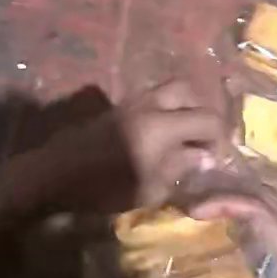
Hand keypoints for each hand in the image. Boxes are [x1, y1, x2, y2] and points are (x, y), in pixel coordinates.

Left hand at [117, 80, 227, 209]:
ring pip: (164, 91)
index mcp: (162, 125)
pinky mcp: (114, 109)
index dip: (219, 138)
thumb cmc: (104, 187)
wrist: (57, 174)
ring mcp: (128, 103)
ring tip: (180, 140)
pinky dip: (160, 112)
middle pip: (185, 89)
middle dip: (200, 111)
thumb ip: (181, 167)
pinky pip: (147, 101)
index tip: (216, 160)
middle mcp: (147, 105)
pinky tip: (156, 139)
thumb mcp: (150, 188)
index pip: (207, 118)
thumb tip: (203, 156)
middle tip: (200, 139)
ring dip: (179, 109)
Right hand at [194, 193, 276, 277]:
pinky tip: (231, 237)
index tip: (194, 212)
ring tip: (206, 212)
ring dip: (241, 202)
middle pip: (267, 199)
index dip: (227, 202)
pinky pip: (276, 226)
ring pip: (273, 209)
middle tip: (193, 204)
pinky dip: (251, 219)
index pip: (261, 211)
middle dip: (229, 193)